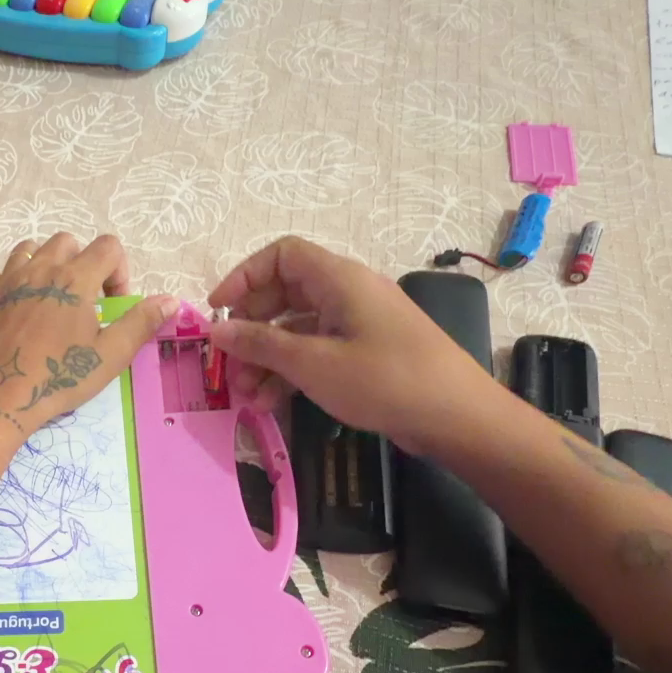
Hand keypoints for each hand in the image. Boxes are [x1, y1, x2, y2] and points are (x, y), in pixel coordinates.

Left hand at [0, 234, 175, 452]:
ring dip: (44, 263)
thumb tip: (170, 300)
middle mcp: (40, 269)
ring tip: (49, 296)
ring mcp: (6, 281)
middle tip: (82, 301)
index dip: (118, 271)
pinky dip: (2, 279)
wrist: (0, 398)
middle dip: (81, 262)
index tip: (112, 304)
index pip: (108, 246)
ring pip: (28, 249)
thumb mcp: (110, 356)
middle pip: (67, 241)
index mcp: (75, 279)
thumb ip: (141, 323)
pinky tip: (11, 301)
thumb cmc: (59, 378)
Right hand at [208, 237, 500, 454]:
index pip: (281, 255)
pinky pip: (312, 352)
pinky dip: (288, 373)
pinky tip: (269, 403)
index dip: (244, 277)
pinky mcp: (360, 354)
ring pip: (294, 330)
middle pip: (282, 295)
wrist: (454, 417)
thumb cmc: (384, 380)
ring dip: (264, 359)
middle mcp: (345, 294)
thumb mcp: (313, 363)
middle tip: (229, 364)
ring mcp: (354, 325)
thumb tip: (217, 330)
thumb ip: (261, 344)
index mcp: (338, 280)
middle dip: (249, 329)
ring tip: (246, 395)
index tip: (217, 311)